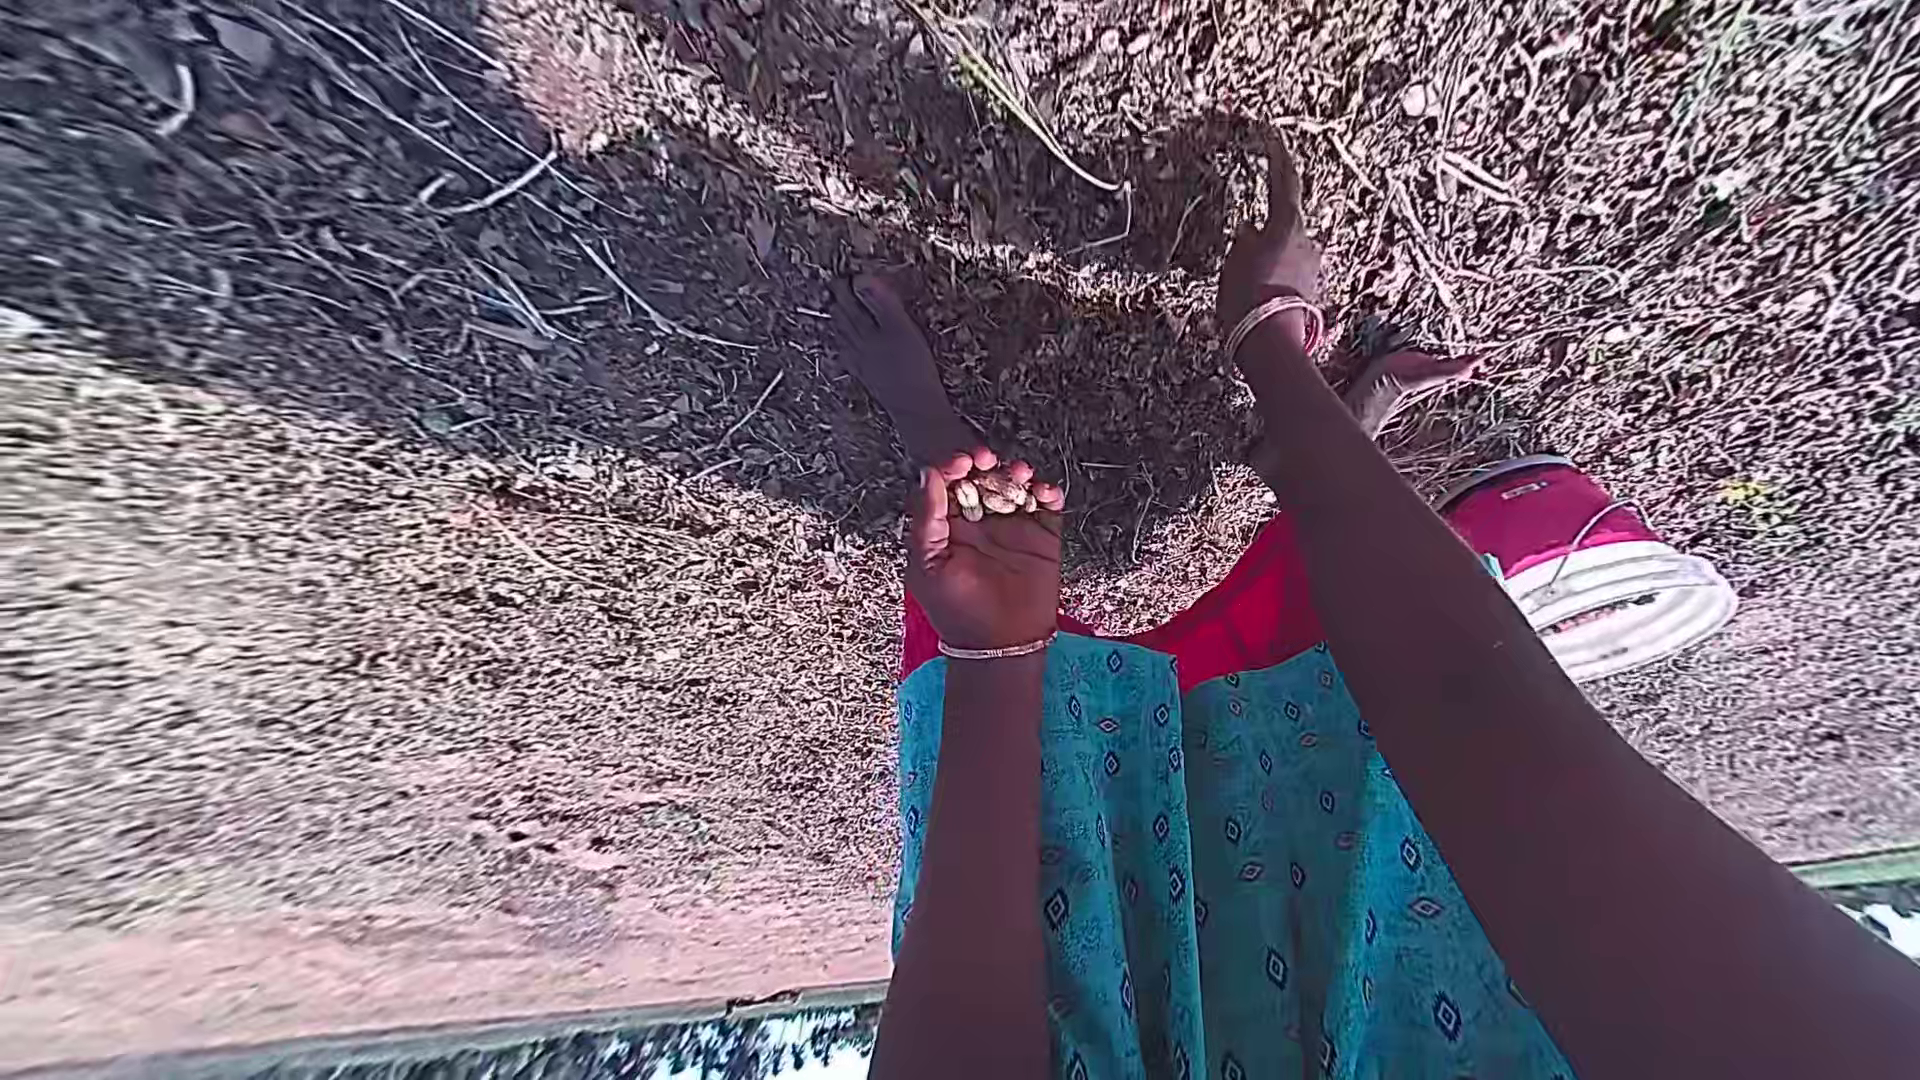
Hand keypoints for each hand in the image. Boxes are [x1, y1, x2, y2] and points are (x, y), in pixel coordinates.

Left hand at [906, 453, 1065, 651]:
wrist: (1000, 644)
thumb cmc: (956, 609)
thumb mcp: (927, 565)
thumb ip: (926, 519)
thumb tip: (929, 475)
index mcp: (950, 526)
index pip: (950, 484)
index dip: (954, 467)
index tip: (963, 462)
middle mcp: (981, 522)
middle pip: (983, 478)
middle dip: (985, 464)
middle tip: (988, 459)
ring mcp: (1012, 528)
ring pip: (1015, 486)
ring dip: (1017, 474)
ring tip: (1021, 474)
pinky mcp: (1041, 538)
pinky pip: (1046, 507)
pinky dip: (1048, 493)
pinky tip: (1044, 492)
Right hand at [1217, 138, 1321, 348]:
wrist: (1269, 344)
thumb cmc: (1247, 300)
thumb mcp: (1234, 266)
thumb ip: (1243, 243)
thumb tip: (1249, 228)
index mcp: (1288, 226)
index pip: (1284, 180)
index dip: (1276, 155)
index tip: (1270, 135)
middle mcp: (1307, 241)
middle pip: (1287, 219)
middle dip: (1270, 222)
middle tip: (1249, 230)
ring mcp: (1311, 266)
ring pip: (1287, 249)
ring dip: (1270, 254)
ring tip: (1247, 272)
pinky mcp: (1309, 289)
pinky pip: (1288, 272)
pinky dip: (1274, 274)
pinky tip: (1258, 289)